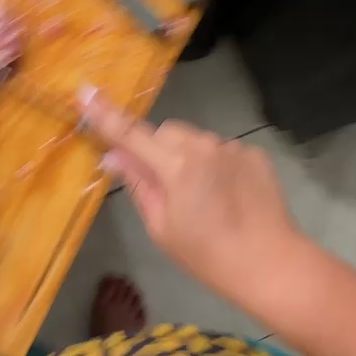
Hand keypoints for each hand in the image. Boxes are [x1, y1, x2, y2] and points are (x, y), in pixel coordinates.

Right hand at [77, 88, 309, 297]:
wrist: (272, 264)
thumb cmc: (207, 255)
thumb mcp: (161, 227)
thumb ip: (137, 184)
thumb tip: (114, 156)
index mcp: (175, 165)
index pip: (130, 134)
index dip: (105, 114)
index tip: (84, 91)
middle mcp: (203, 145)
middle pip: (165, 132)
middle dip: (156, 149)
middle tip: (163, 186)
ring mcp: (232, 147)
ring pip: (195, 140)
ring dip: (187, 157)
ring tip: (203, 197)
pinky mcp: (253, 154)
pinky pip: (221, 150)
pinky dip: (215, 165)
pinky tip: (227, 196)